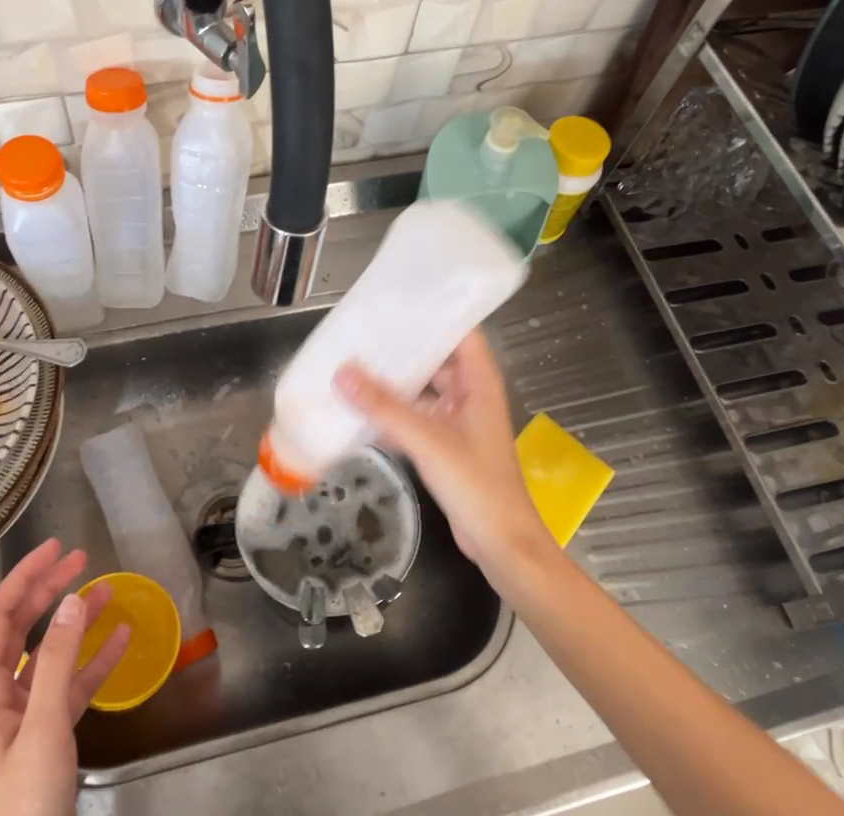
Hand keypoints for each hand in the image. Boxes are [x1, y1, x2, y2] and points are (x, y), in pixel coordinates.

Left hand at [0, 539, 130, 815]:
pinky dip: (95, 660)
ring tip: (109, 592)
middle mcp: (0, 693)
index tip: (54, 550)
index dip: (23, 578)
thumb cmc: (28, 797)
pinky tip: (121, 641)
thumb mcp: (45, 727)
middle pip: (22, 628)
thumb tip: (71, 601)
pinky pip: (72, 683)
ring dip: (77, 622)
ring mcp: (25, 711)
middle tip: (81, 559)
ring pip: (50, 653)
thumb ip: (58, 663)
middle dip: (49, 591)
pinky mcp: (49, 729)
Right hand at [336, 329, 554, 573]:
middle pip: (436, 359)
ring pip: (423, 391)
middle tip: (362, 335)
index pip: (461, 331)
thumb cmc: (476, 484)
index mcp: (480, 382)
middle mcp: (471, 394)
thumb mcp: (428, 441)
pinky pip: (416, 418)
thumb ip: (385, 407)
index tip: (397, 301)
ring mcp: (459, 421)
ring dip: (394, 384)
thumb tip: (342, 374)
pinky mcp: (446, 445)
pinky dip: (393, 414)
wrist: (501, 541)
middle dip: (402, 349)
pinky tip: (361, 411)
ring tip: (354, 367)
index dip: (433, 314)